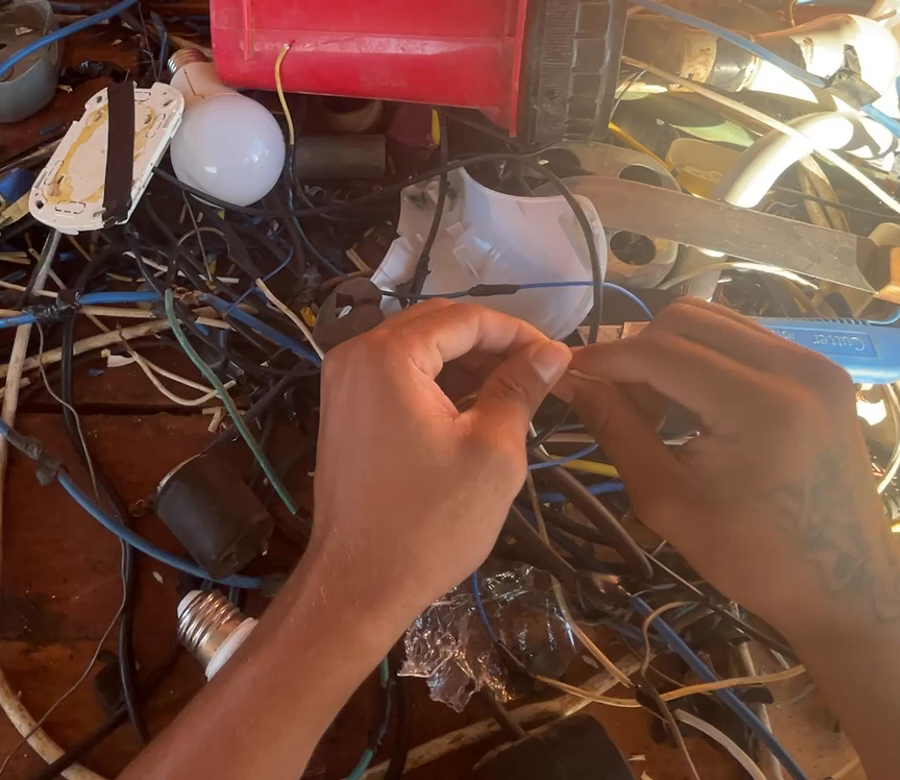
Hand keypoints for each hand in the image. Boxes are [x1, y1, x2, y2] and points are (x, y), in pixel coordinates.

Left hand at [301, 300, 570, 638]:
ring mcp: (343, 379)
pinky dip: (434, 381)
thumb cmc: (430, 521)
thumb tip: (553, 351)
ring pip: (416, 348)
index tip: (556, 355)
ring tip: (513, 389)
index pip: (463, 318)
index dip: (515, 332)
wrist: (358, 582)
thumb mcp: (491, 451)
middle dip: (489, 343)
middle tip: (538, 372)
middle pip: (435, 325)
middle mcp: (355, 353)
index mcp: (388, 354)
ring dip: (464, 362)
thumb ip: (520, 388)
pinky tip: (472, 404)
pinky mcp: (343, 405)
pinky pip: (395, 374)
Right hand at [557, 298, 899, 643]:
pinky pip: (737, 335)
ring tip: (658, 404)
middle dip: (637, 352)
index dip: (603, 358)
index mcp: (760, 404)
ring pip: (708, 318)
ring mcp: (814, 362)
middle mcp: (795, 366)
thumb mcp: (665, 498)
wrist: (849, 588)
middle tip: (624, 403)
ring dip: (667, 348)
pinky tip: (693, 400)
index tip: (566, 376)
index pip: (657, 350)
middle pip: (681, 319)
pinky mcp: (819, 369)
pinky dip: (699, 354)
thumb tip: (566, 380)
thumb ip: (614, 427)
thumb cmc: (753, 556)